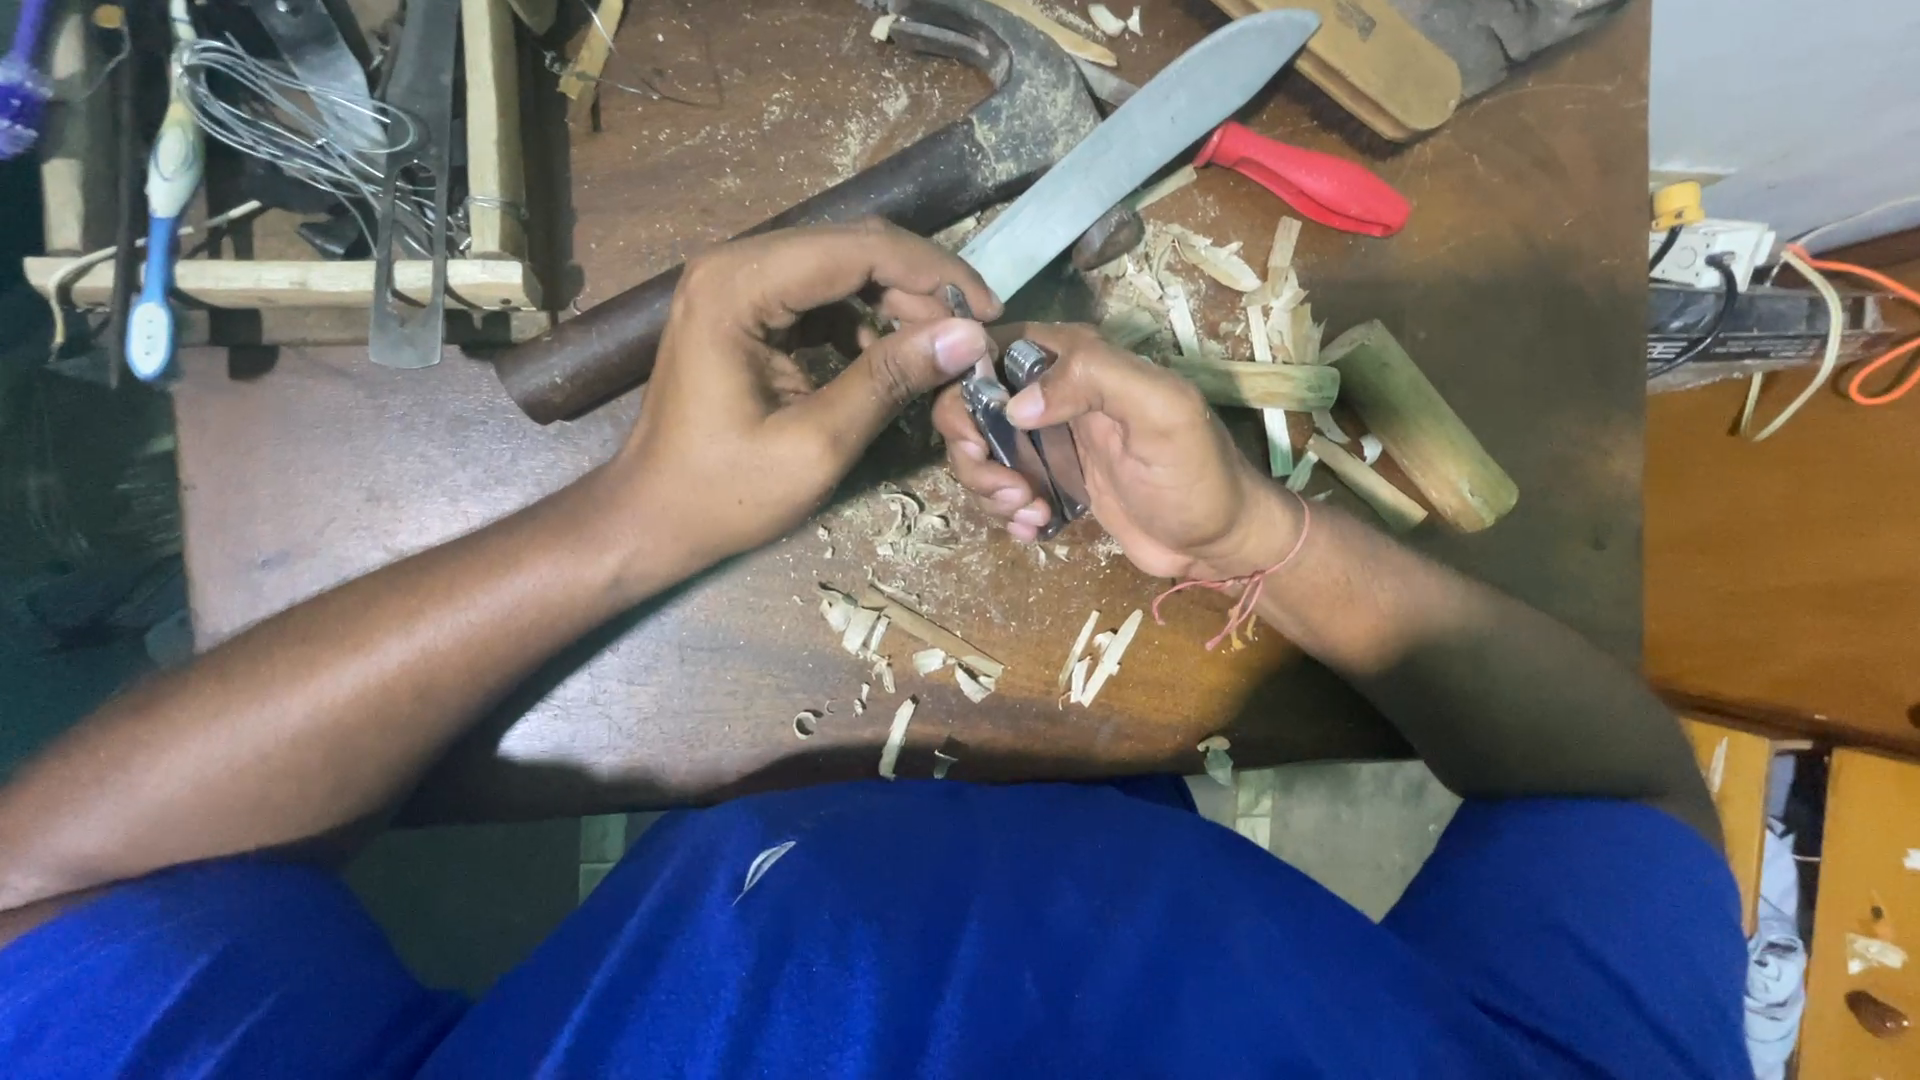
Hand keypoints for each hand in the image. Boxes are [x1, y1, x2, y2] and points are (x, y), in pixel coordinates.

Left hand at [611, 220, 1000, 577]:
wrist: (654, 518)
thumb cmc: (726, 494)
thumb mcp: (818, 442)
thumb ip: (890, 379)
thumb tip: (968, 335)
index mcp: (740, 287)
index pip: (859, 248)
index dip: (934, 275)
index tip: (988, 313)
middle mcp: (735, 265)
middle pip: (852, 247)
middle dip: (920, 288)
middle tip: (970, 338)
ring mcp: (737, 284)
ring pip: (842, 268)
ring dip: (898, 303)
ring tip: (940, 351)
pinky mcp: (746, 310)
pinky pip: (823, 297)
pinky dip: (866, 320)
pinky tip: (891, 356)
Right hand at [931, 323, 1298, 579]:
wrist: (1213, 543)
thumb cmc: (1196, 474)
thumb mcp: (1161, 412)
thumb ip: (1094, 380)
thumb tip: (1014, 403)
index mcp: (1077, 362)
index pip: (993, 349)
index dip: (968, 385)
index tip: (975, 434)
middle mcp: (1053, 395)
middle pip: (972, 407)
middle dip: (974, 452)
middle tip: (1009, 489)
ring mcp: (1047, 442)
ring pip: (980, 453)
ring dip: (990, 489)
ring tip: (1032, 512)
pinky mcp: (1047, 482)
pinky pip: (999, 490)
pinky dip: (1006, 513)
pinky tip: (1037, 528)